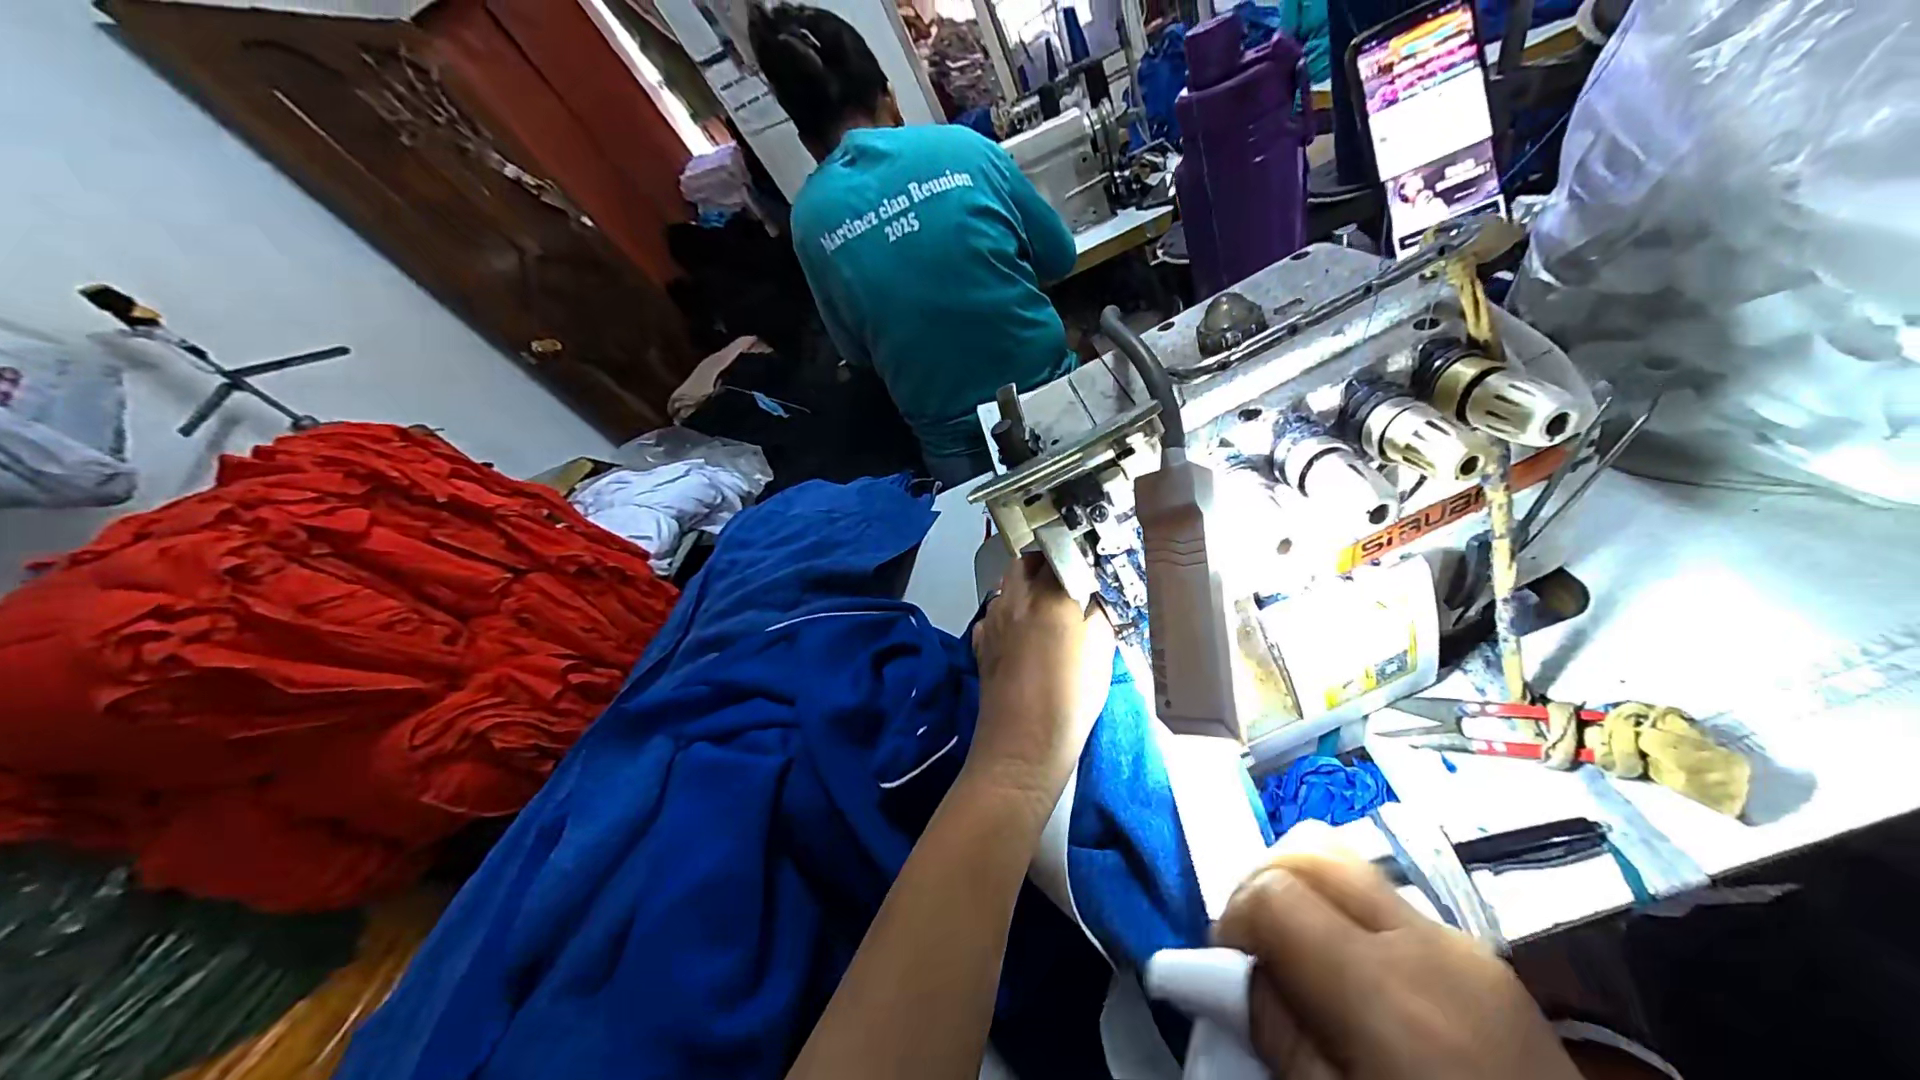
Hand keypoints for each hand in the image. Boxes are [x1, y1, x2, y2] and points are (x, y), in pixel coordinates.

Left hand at [967, 553, 1115, 800]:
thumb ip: (1097, 613)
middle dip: (1045, 565)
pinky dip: (1008, 616)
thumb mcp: (1102, 650)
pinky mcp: (981, 644)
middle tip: (1066, 585)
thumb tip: (1091, 598)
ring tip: (1045, 612)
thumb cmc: (1071, 698)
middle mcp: (1016, 599)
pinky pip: (994, 616)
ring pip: (1007, 587)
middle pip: (1026, 562)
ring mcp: (993, 621)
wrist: (1023, 743)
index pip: (1061, 554)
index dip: (1077, 557)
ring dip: (1024, 589)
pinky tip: (1022, 636)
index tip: (1089, 568)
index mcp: (1050, 596)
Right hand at [1215, 854, 1580, 1079]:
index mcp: (1385, 987)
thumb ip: (1279, 1031)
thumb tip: (1241, 972)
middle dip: (1265, 880)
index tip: (1227, 968)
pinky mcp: (1490, 963)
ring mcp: (1465, 946)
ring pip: (1353, 869)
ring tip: (1304, 962)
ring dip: (1309, 896)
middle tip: (1255, 945)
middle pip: (1314, 849)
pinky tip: (1362, 986)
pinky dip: (1352, 921)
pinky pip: (1394, 909)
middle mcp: (1426, 942)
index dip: (1233, 918)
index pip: (1274, 890)